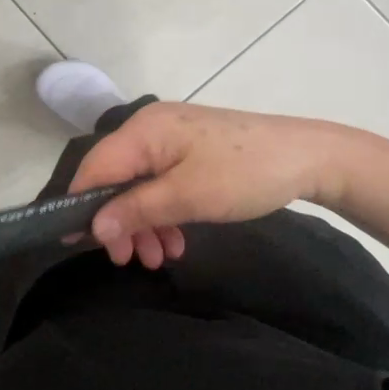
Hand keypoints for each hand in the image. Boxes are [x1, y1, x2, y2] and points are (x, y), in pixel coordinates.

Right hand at [68, 102, 349, 265]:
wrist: (312, 158)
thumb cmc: (244, 174)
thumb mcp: (188, 197)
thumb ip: (136, 210)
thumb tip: (93, 227)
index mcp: (143, 131)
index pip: (94, 168)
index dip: (80, 205)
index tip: (76, 244)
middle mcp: (149, 129)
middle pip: (115, 179)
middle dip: (119, 222)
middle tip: (128, 260)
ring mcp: (171, 140)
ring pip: (138, 186)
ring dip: (143, 224)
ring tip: (158, 258)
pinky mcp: (189, 152)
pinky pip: (161, 184)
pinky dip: (163, 213)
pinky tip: (176, 241)